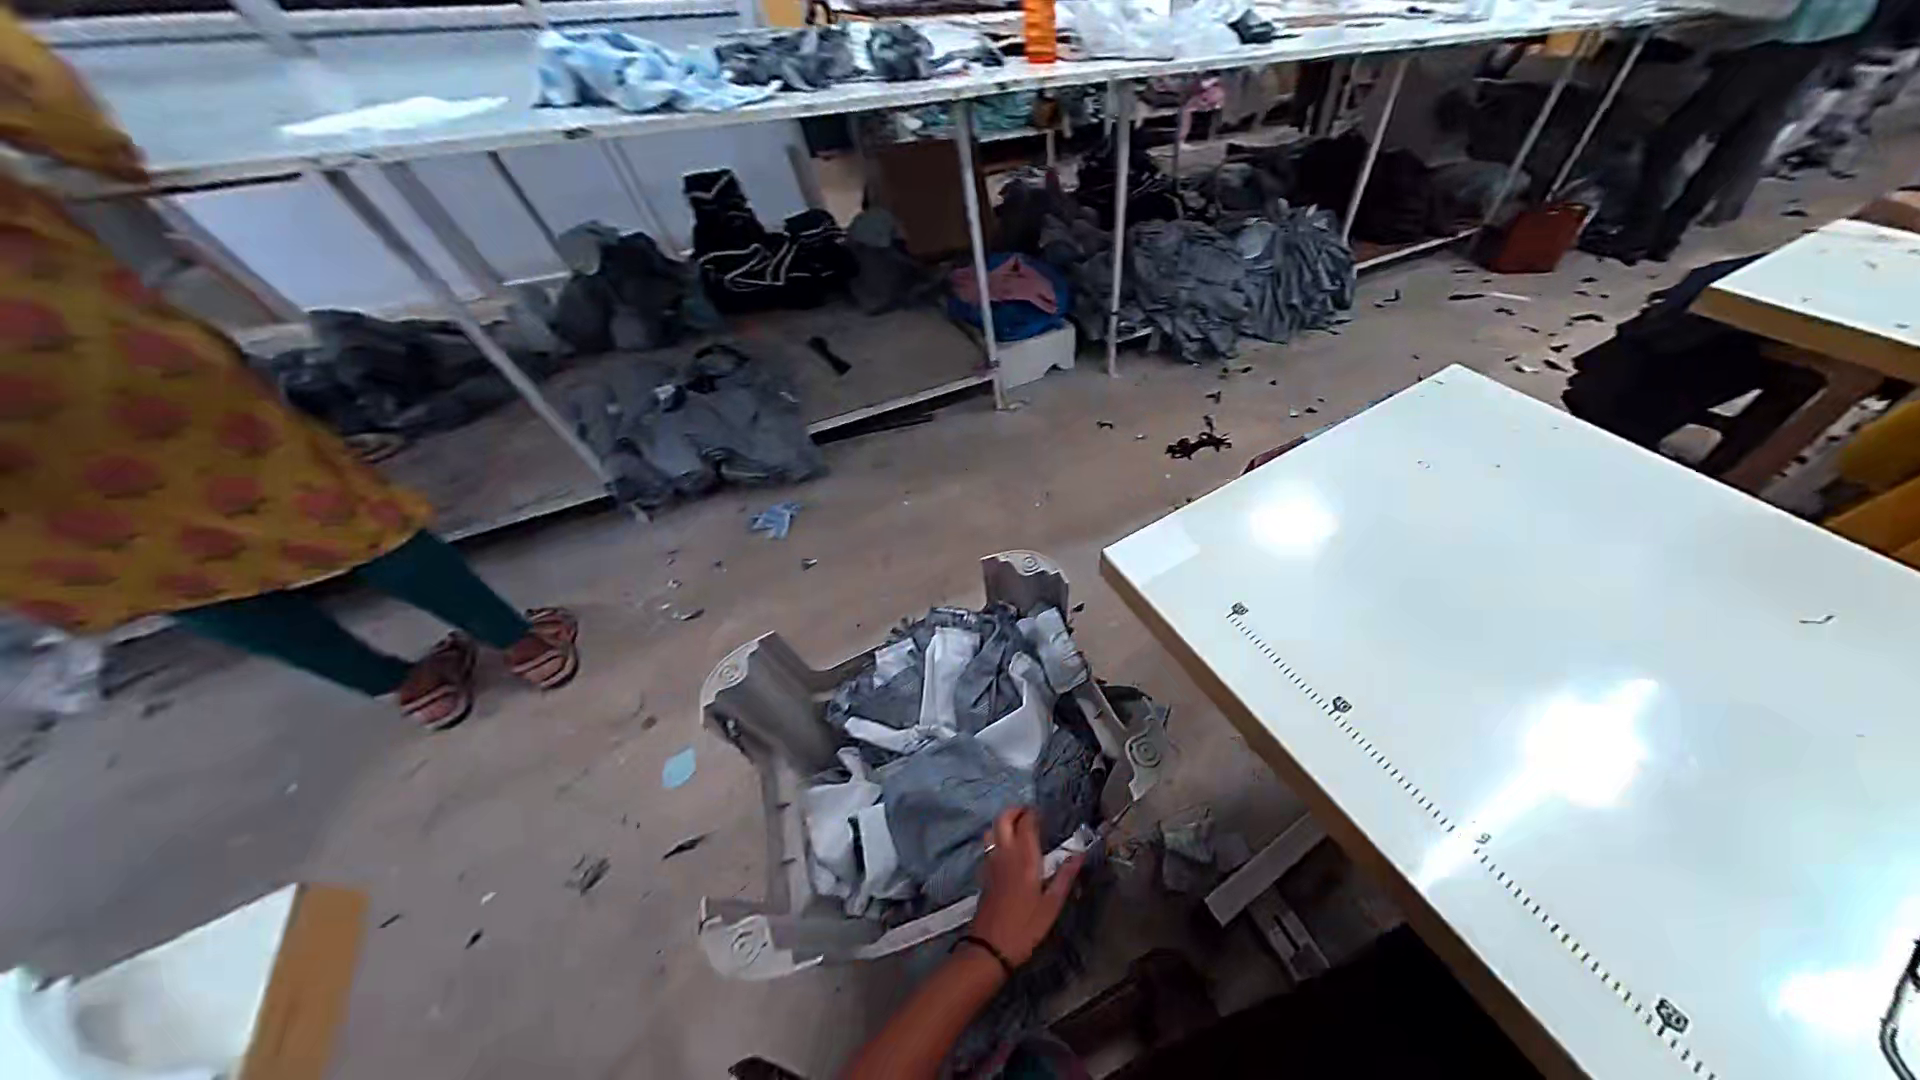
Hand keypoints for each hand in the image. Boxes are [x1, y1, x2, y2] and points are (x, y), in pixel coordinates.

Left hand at [969, 807, 1084, 966]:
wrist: (990, 946)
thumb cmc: (1026, 926)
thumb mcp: (1052, 905)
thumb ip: (1064, 876)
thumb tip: (1079, 854)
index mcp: (1024, 857)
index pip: (1026, 822)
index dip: (1033, 813)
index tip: (1044, 815)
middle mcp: (1005, 852)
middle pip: (1003, 817)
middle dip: (1016, 810)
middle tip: (1030, 815)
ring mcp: (991, 861)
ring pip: (992, 828)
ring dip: (1004, 821)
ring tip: (1018, 828)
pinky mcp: (984, 871)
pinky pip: (988, 843)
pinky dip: (997, 836)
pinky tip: (1008, 849)